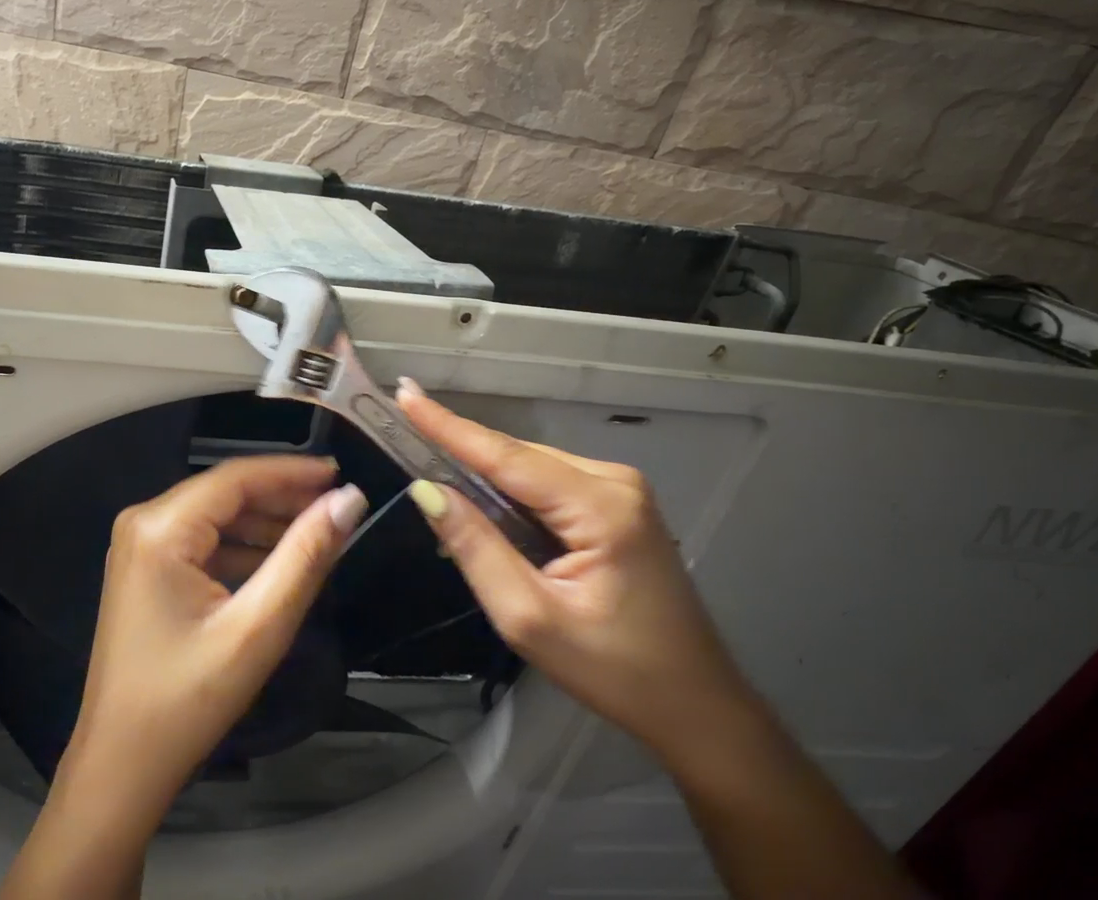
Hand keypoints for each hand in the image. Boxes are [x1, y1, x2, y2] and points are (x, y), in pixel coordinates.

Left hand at [0, 457, 366, 899]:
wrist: (123, 762)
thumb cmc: (188, 698)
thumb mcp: (258, 627)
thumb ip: (305, 557)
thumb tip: (349, 500)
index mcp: (160, 528)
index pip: (236, 478)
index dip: (292, 472)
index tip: (342, 474)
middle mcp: (142, 524)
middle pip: (223, 494)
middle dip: (281, 499)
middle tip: (338, 509)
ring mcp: (138, 549)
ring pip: (214, 518)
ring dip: (264, 525)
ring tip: (318, 538)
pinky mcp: (143, 573)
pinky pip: (200, 544)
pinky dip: (240, 550)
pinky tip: (277, 567)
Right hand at [397, 381, 752, 757]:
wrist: (695, 703)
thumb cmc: (613, 670)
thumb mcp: (528, 617)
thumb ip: (476, 548)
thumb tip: (426, 490)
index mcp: (599, 506)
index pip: (505, 456)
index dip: (447, 426)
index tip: (404, 394)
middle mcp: (615, 483)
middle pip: (518, 457)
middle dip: (460, 450)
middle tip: (402, 437)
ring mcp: (623, 493)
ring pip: (531, 469)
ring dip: (483, 477)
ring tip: (431, 479)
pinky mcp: (620, 509)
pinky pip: (549, 486)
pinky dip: (510, 495)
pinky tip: (481, 509)